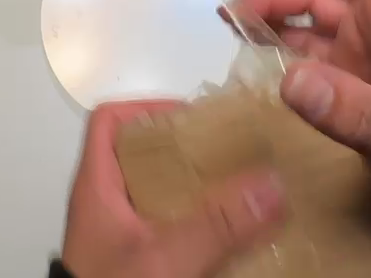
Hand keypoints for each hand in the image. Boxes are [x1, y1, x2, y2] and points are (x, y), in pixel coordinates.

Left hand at [60, 100, 285, 277]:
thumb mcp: (167, 260)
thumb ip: (218, 224)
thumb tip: (273, 181)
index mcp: (97, 186)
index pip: (108, 121)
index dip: (146, 108)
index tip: (191, 120)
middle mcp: (105, 205)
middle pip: (141, 156)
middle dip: (186, 154)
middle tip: (230, 158)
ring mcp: (118, 239)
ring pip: (158, 198)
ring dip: (195, 195)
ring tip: (239, 193)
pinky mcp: (133, 268)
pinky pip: (165, 234)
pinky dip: (194, 231)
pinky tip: (229, 242)